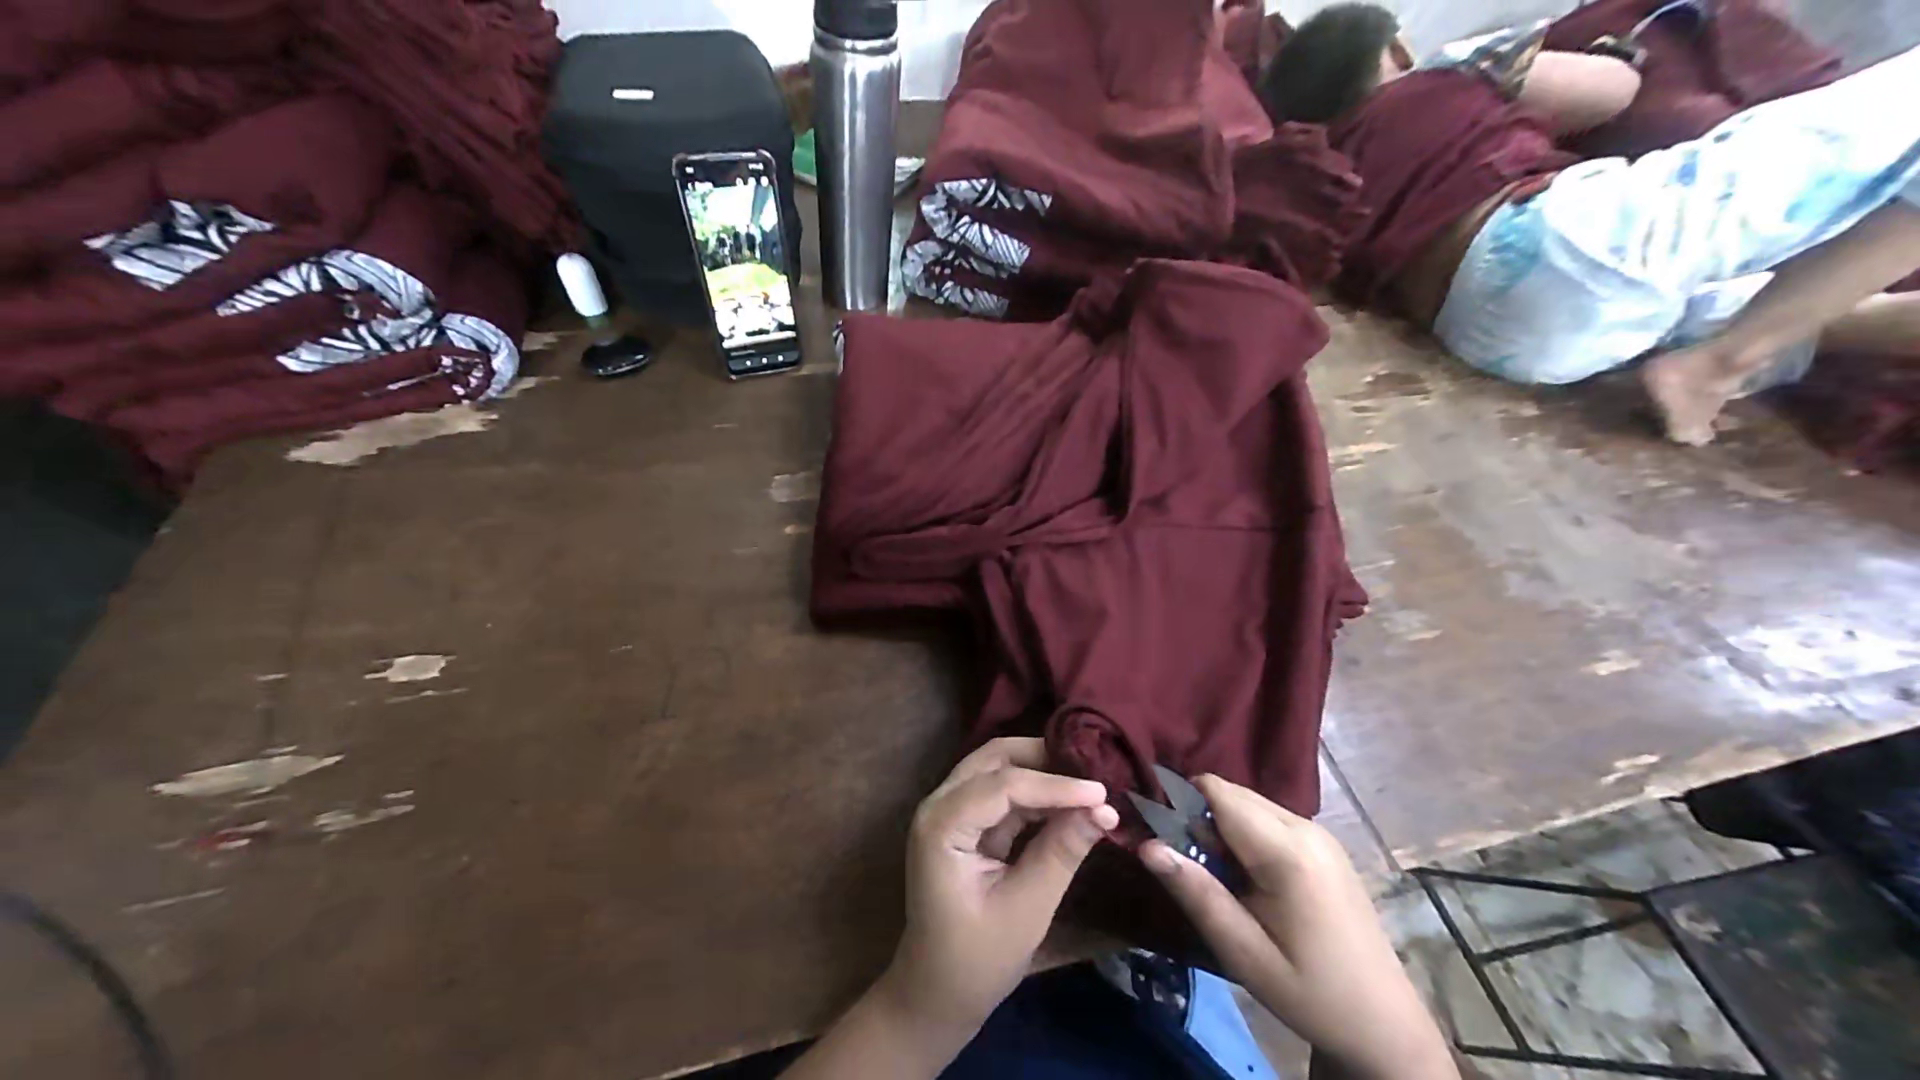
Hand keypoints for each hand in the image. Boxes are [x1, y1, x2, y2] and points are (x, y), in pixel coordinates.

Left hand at [881, 737, 1118, 1036]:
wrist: (936, 992)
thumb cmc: (977, 959)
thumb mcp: (1026, 909)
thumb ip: (1061, 852)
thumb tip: (1106, 810)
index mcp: (941, 826)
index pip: (1003, 784)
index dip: (1055, 784)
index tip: (1103, 792)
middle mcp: (939, 805)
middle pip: (994, 758)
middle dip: (1045, 758)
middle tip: (1094, 770)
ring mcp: (950, 811)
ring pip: (998, 768)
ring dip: (1042, 771)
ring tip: (1089, 782)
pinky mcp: (965, 822)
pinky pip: (1002, 792)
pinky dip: (1036, 793)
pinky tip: (1069, 800)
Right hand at [1139, 776, 1457, 1079]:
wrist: (1384, 1024)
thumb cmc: (1309, 992)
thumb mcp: (1243, 952)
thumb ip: (1195, 892)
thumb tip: (1146, 845)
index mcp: (1287, 851)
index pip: (1217, 791)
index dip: (1181, 804)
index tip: (1164, 839)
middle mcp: (1305, 827)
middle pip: (1231, 792)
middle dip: (1200, 816)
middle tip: (1191, 867)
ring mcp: (1319, 833)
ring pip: (1248, 802)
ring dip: (1222, 826)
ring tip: (1220, 877)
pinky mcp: (1323, 844)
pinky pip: (1268, 817)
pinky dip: (1244, 833)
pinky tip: (1248, 878)